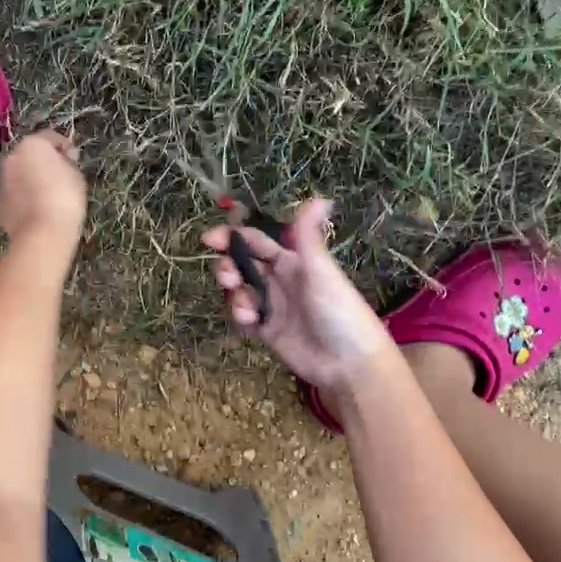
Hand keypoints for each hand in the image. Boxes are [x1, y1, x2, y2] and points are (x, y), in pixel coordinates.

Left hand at [0, 130, 86, 245]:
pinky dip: (23, 196)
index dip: (65, 146)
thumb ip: (67, 160)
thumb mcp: (75, 174)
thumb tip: (62, 158)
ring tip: (48, 193)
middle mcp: (11, 157)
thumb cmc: (65, 197)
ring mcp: (1, 180)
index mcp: (31, 144)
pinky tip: (36, 208)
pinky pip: (14, 192)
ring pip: (19, 173)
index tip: (74, 158)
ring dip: (31, 177)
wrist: (42, 232)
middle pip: (30, 153)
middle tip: (61, 174)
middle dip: (44, 161)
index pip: (50, 137)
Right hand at [203, 199, 391, 397]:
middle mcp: (280, 280)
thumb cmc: (339, 310)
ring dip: (234, 294)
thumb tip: (321, 197)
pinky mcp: (269, 331)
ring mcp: (273, 306)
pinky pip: (244, 317)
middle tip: (227, 276)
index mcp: (292, 262)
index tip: (209, 239)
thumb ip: (309, 235)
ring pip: (240, 291)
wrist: (351, 365)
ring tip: (245, 307)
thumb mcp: (321, 270)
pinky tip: (249, 321)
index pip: (255, 242)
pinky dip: (240, 316)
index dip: (232, 237)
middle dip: (228, 267)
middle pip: (242, 265)